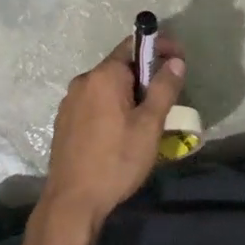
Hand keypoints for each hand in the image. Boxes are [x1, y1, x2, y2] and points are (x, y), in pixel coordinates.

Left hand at [41, 33, 186, 221]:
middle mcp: (83, 81)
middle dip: (146, 76)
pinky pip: (94, 103)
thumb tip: (175, 61)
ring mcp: (70, 101)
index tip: (179, 60)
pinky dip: (112, 107)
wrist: (73, 200)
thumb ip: (164, 89)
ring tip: (147, 120)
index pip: (133, 44)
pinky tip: (120, 133)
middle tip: (167, 98)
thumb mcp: (149, 125)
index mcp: (104, 76)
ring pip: (107, 87)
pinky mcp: (65, 121)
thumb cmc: (117, 160)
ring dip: (129, 94)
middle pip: (120, 67)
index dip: (159, 47)